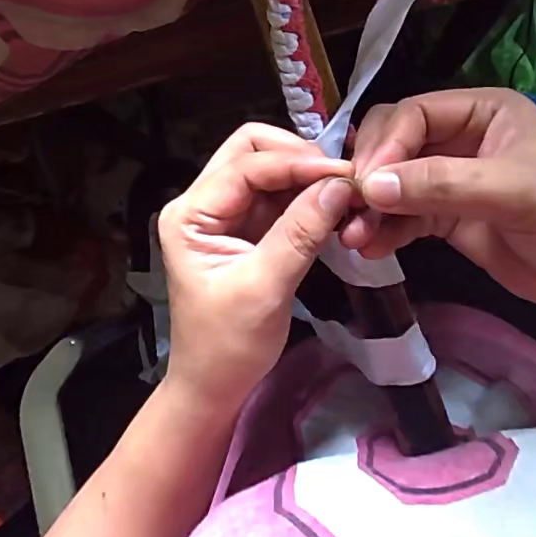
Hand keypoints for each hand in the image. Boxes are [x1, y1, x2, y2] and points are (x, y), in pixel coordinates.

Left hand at [158, 124, 354, 408]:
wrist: (214, 385)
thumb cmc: (227, 344)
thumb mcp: (264, 288)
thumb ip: (300, 233)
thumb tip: (340, 187)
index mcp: (190, 213)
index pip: (245, 165)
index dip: (296, 163)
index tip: (345, 174)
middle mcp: (203, 202)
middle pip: (251, 151)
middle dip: (297, 157)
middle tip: (340, 179)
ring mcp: (226, 213)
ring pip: (268, 169)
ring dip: (306, 176)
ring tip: (345, 192)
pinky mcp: (248, 227)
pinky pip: (279, 196)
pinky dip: (307, 196)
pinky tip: (333, 207)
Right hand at [339, 89, 535, 341]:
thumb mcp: (513, 193)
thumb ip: (441, 185)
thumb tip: (370, 186)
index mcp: (483, 110)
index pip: (414, 113)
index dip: (386, 144)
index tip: (366, 184)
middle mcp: (461, 137)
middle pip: (394, 143)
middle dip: (370, 174)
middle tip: (350, 207)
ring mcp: (451, 179)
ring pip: (392, 182)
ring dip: (369, 208)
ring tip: (352, 238)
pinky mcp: (446, 217)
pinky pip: (402, 216)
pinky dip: (383, 230)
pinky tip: (369, 248)